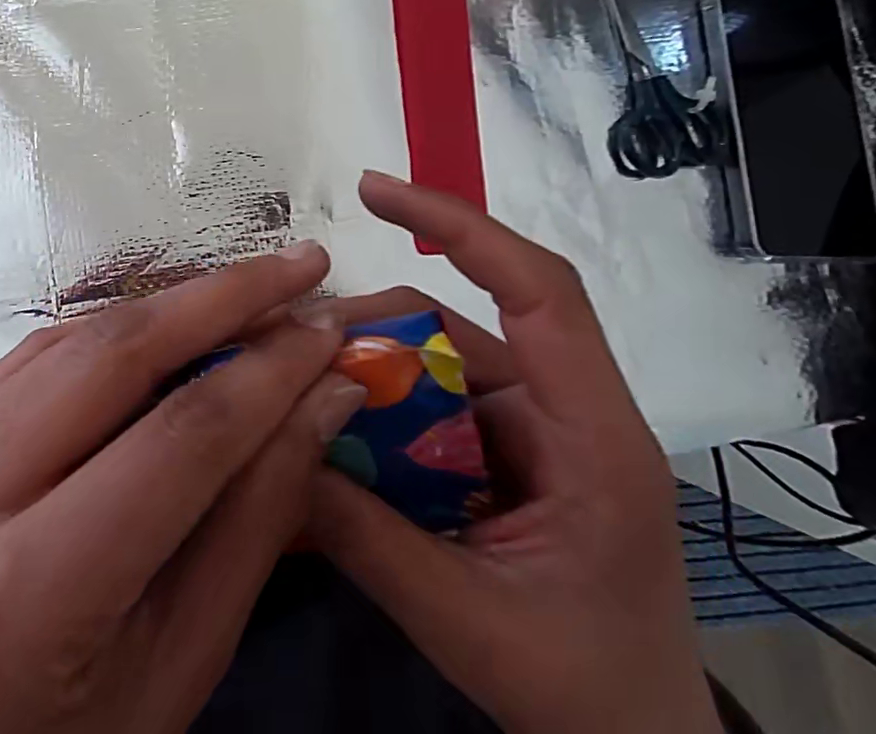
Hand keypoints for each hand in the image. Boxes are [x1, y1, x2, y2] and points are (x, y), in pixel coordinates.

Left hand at [0, 243, 368, 733]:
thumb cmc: (89, 729)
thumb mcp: (195, 643)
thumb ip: (263, 504)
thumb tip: (329, 388)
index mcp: (23, 597)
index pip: (179, 440)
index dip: (269, 371)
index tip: (332, 328)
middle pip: (115, 357)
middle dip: (225, 298)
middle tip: (301, 265)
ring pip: (78, 336)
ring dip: (179, 302)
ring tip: (257, 288)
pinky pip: (46, 351)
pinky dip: (126, 327)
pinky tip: (182, 319)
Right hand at [309, 172, 721, 733]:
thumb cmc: (584, 687)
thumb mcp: (470, 621)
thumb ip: (372, 541)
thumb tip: (282, 453)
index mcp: (592, 433)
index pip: (539, 291)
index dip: (461, 228)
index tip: (378, 191)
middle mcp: (567, 409)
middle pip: (462, 327)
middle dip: (375, 328)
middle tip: (290, 347)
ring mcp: (537, 430)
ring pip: (440, 366)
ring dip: (372, 373)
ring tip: (300, 392)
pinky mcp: (510, 453)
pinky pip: (436, 409)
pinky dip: (385, 412)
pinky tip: (336, 433)